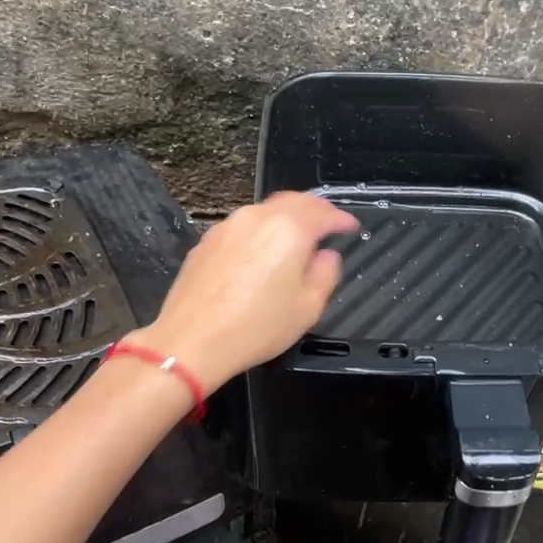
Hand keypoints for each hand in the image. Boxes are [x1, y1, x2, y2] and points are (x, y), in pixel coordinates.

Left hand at [131, 191, 358, 391]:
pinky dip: (261, 232)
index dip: (341, 219)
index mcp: (289, 230)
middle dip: (315, 210)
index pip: (324, 213)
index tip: (350, 227)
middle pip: (294, 201)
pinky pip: (243, 227)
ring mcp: (229, 227)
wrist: (193, 340)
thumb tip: (325, 257)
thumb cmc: (255, 328)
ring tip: (297, 239)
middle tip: (327, 224)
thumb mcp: (308, 308)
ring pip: (266, 211)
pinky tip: (263, 254)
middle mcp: (258, 218)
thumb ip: (325, 274)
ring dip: (286, 219)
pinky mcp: (208, 241)